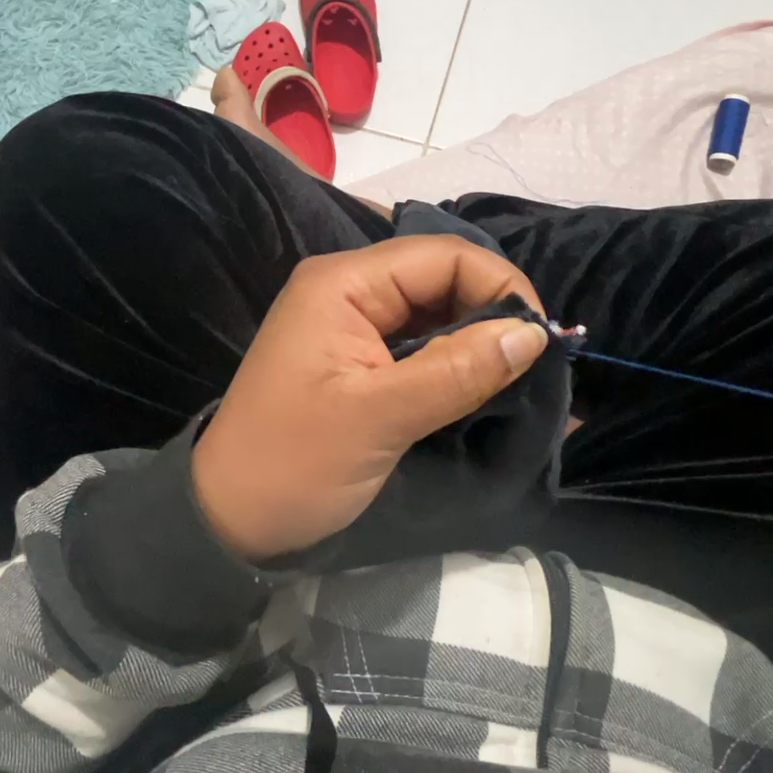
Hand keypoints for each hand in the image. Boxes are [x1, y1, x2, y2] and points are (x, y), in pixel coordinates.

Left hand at [191, 236, 550, 561]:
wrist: (230, 517)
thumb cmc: (293, 463)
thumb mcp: (378, 418)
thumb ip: (457, 371)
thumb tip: (534, 333)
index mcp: (342, 284)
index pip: (442, 255)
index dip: (500, 285)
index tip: (542, 340)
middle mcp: (347, 290)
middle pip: (441, 278)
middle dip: (493, 313)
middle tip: (537, 365)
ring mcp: (350, 324)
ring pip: (435, 312)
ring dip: (478, 340)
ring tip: (521, 378)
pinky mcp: (356, 359)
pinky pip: (419, 344)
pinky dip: (454, 362)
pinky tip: (485, 385)